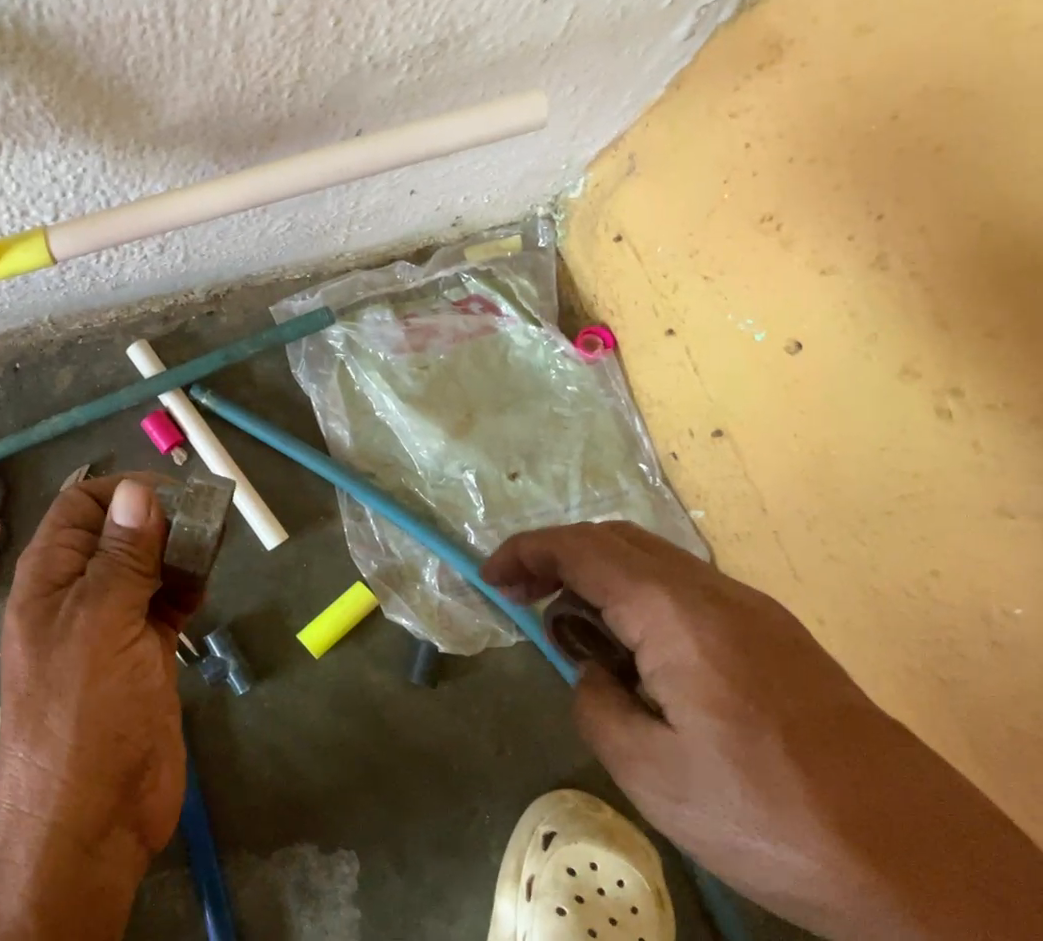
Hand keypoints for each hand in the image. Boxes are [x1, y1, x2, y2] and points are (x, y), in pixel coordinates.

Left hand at [0, 475, 188, 939]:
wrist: (88, 818)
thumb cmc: (83, 712)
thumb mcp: (100, 622)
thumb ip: (120, 557)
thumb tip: (135, 491)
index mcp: (51, 575)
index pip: (81, 506)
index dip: (123, 493)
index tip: (175, 496)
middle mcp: (77, 593)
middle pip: (117, 533)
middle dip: (157, 520)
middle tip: (207, 521)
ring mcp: (110, 626)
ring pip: (144, 568)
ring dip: (175, 552)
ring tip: (212, 547)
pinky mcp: (141, 656)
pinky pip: (162, 605)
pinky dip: (183, 589)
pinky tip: (203, 586)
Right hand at [484, 522, 1042, 939]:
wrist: (918, 865)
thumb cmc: (764, 814)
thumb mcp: (644, 768)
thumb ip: (593, 701)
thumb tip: (593, 673)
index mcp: (677, 615)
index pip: (581, 550)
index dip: (524, 553)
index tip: (488, 582)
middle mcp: (718, 596)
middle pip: (618, 539)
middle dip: (557, 556)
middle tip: (519, 597)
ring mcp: (758, 616)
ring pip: (656, 562)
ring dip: (599, 577)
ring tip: (571, 632)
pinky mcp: (781, 642)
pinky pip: (689, 591)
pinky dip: (638, 598)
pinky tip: (633, 653)